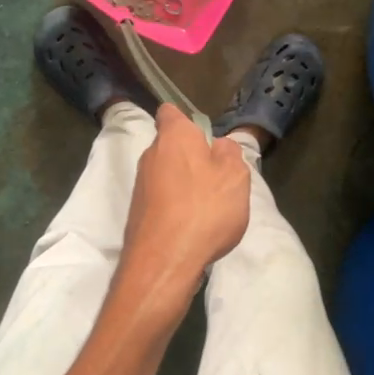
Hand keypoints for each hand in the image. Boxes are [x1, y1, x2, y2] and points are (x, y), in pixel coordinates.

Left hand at [119, 105, 250, 305]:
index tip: (203, 137)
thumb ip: (229, 154)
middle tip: (218, 178)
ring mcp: (141, 186)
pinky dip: (176, 207)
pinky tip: (194, 227)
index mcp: (173, 137)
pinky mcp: (138, 213)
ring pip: (167, 175)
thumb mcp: (235, 176)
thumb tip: (218, 145)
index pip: (170, 113)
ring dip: (185, 185)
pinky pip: (162, 200)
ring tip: (209, 207)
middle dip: (191, 157)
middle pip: (171, 147)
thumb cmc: (204, 209)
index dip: (186, 120)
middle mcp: (150, 155)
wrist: (164, 262)